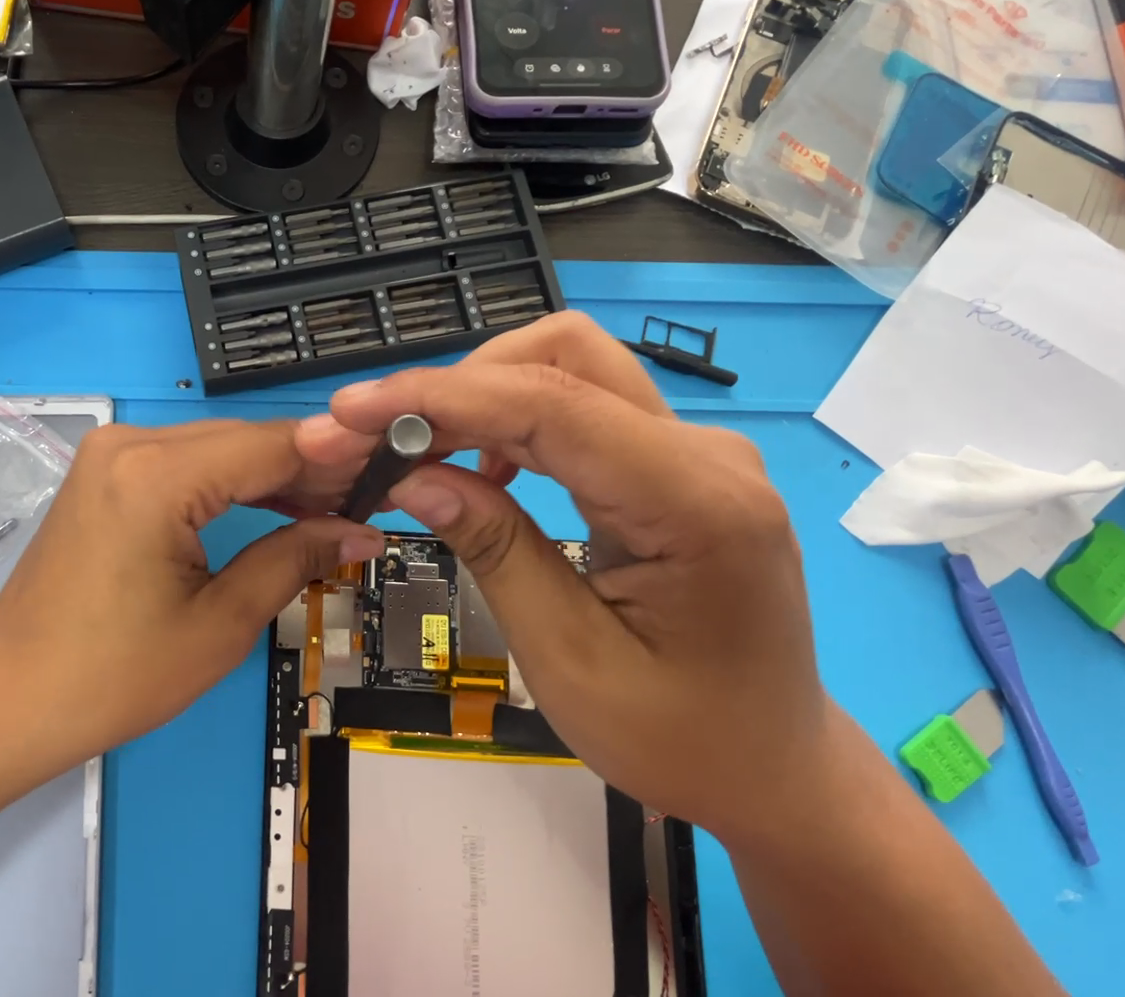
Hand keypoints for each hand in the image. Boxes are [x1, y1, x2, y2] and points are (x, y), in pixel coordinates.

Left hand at [0, 420, 385, 790]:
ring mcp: (109, 454)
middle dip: (310, 469)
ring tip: (334, 508)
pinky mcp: (102, 475)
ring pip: (217, 449)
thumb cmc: (115, 676)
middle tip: (370, 502)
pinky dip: (229, 484)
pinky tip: (274, 506)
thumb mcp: (220, 624)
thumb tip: (361, 532)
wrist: (12, 700)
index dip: (338, 460)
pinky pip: (184, 464)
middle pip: (245, 440)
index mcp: (156, 475)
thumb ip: (295, 559)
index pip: (272, 446)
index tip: (391, 478)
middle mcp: (129, 443)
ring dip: (274, 476)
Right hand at [295, 313, 837, 839]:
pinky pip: (581, 412)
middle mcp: (705, 454)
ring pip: (569, 372)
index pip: (553, 407)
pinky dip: (510, 422)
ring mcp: (695, 453)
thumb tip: (413, 477)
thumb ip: (495, 551)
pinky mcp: (673, 466)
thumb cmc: (676, 736)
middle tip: (380, 436)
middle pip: (566, 357)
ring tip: (411, 450)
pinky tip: (475, 467)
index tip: (355, 409)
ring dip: (480, 397)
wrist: (769, 767)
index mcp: (696, 505)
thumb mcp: (568, 657)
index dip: (444, 397)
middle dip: (460, 384)